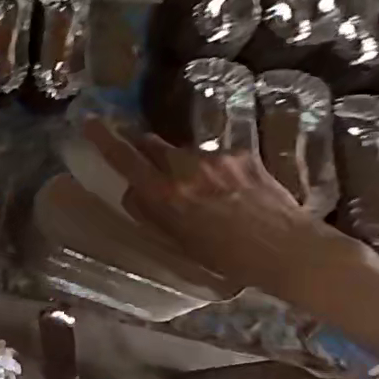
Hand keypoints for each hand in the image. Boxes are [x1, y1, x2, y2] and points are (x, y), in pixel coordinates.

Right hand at [83, 119, 363, 303]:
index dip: (104, 138)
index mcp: (166, 195)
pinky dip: (216, 170)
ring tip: (206, 193)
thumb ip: (152, 212)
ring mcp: (215, 158)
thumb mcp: (180, 241)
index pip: (125, 159)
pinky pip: (216, 156)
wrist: (289, 250)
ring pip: (185, 153)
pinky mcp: (241, 154)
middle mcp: (186, 169)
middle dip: (144, 149)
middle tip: (150, 164)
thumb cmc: (229, 258)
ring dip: (185, 165)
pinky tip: (233, 191)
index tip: (89, 121)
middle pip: (152, 145)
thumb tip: (133, 191)